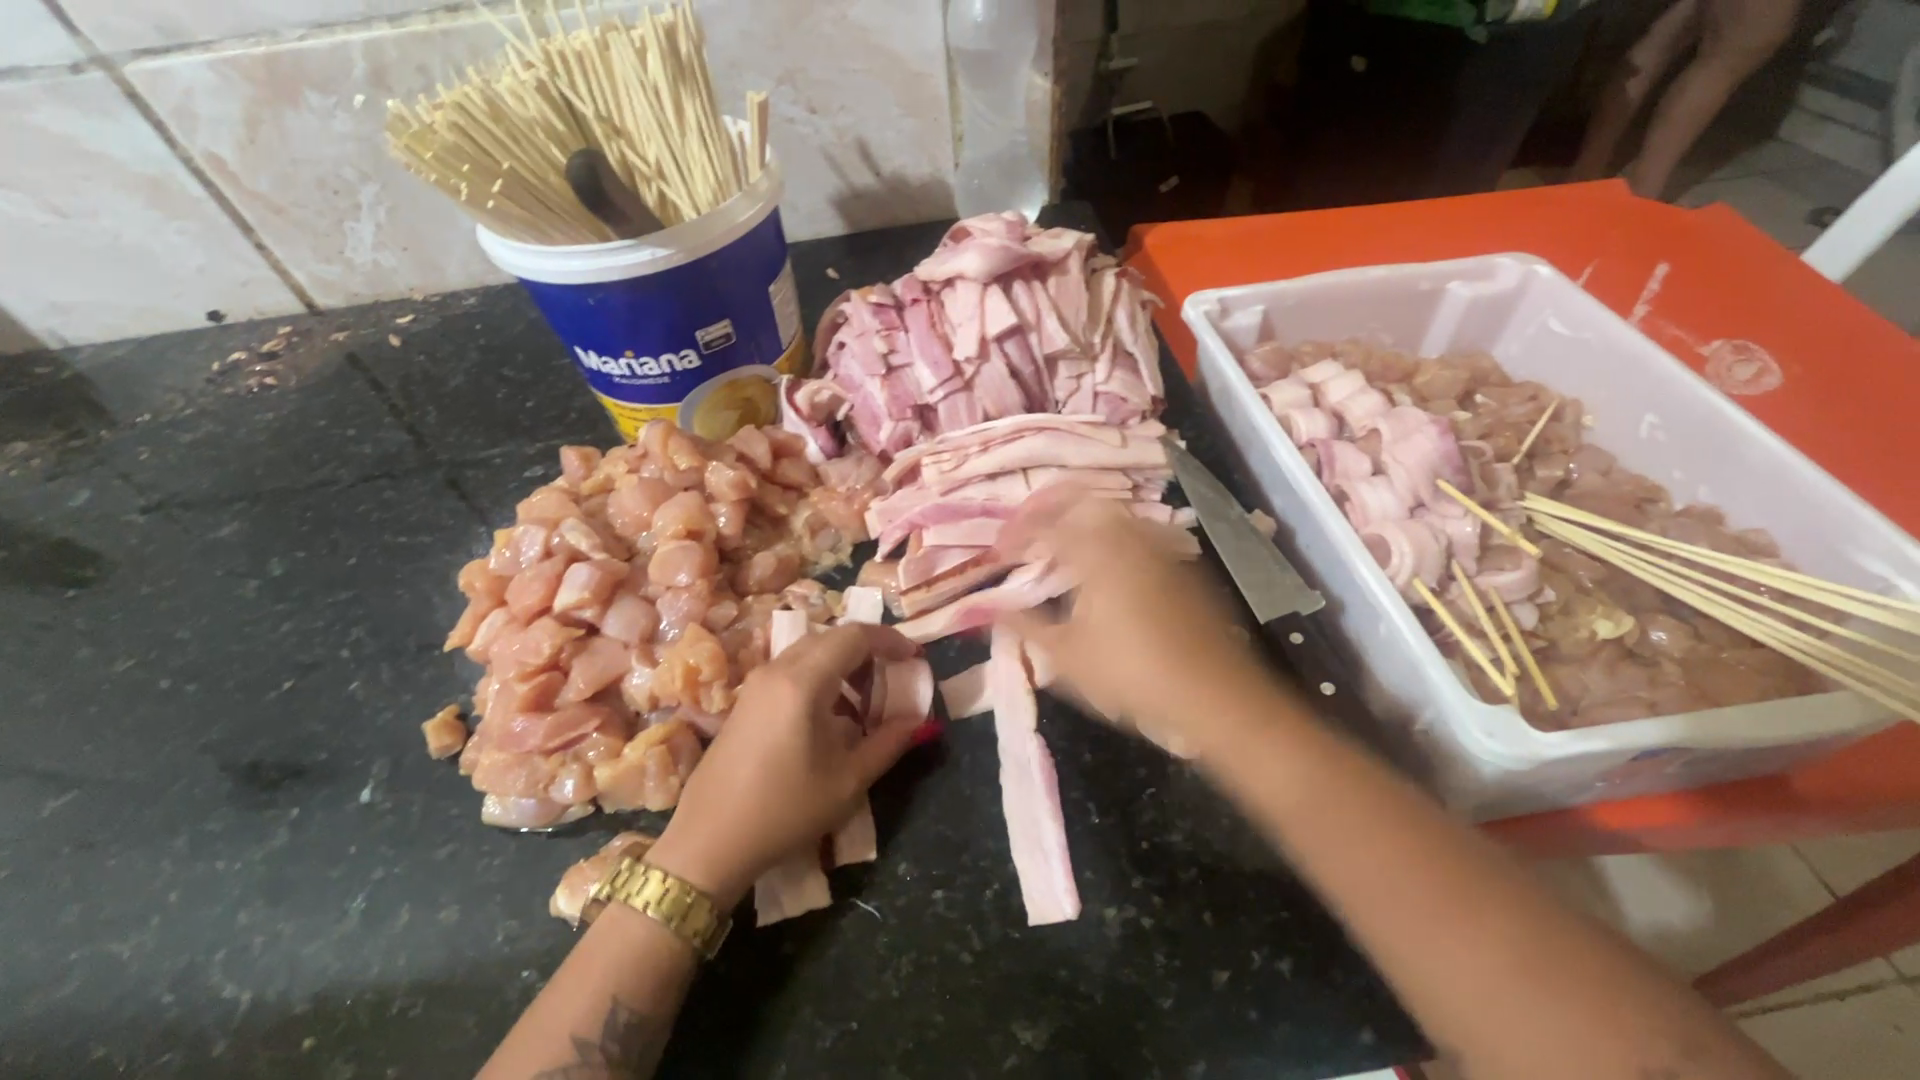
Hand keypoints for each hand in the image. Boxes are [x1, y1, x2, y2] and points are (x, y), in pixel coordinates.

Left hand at [645, 623, 921, 906]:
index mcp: (803, 682)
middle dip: (868, 650)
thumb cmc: (784, 811)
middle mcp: (777, 670)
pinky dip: (820, 677)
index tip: (914, 656)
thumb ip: (888, 743)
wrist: (709, 841)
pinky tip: (831, 716)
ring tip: (867, 700)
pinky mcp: (746, 701)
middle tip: (894, 678)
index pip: (854, 636)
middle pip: (830, 638)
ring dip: (843, 664)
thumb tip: (917, 720)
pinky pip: (791, 670)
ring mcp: (756, 684)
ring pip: (809, 652)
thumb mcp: (848, 781)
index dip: (889, 640)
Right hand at [998, 488, 1272, 745]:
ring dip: (1084, 523)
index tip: (1000, 550)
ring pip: (1116, 517)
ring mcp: (1162, 550)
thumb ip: (1024, 626)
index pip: (1046, 526)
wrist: (1216, 695)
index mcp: (1097, 553)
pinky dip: (1113, 541)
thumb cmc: (1133, 676)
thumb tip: (989, 609)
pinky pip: (1140, 536)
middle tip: (1030, 532)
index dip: (1017, 533)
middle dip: (1051, 510)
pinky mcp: (1183, 569)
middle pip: (1085, 502)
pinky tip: (1107, 571)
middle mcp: (1130, 538)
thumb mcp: (1067, 658)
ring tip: (1064, 549)